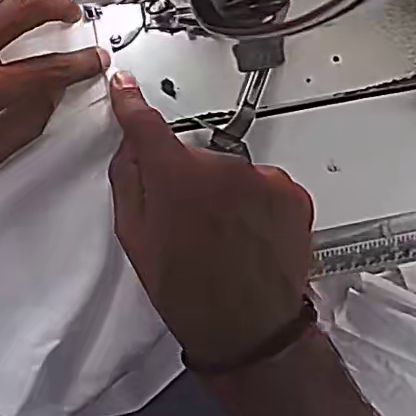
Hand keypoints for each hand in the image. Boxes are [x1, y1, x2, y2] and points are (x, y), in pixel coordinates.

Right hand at [106, 71, 316, 365]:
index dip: (131, 102)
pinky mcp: (289, 191)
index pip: (145, 123)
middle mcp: (219, 169)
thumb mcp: (134, 237)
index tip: (126, 87)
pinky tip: (244, 232)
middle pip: (191, 153)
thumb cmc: (189, 291)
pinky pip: (259, 181)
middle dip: (185, 176)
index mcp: (174, 177)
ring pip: (227, 169)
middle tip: (185, 220)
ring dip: (221, 191)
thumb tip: (130, 152)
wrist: (247, 327)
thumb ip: (128, 182)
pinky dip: (251, 200)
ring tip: (219, 234)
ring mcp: (259, 179)